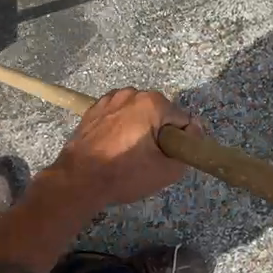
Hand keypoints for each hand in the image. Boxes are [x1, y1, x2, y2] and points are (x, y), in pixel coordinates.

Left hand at [43, 89, 197, 209]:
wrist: (79, 179)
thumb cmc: (124, 174)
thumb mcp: (167, 170)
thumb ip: (188, 149)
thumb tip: (193, 133)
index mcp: (151, 102)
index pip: (182, 119)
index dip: (183, 140)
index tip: (174, 156)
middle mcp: (131, 93)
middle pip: (159, 114)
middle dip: (161, 133)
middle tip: (152, 158)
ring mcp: (109, 99)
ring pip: (138, 113)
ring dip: (141, 129)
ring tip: (132, 154)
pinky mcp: (93, 109)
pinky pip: (118, 116)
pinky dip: (122, 127)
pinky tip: (116, 147)